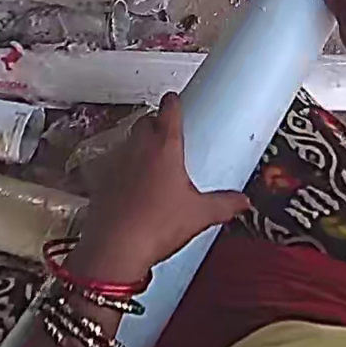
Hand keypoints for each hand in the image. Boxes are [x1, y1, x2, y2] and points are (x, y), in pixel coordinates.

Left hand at [71, 93, 248, 283]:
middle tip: (169, 133)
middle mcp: (139, 148)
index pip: (168, 110)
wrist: (115, 248)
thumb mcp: (200, 214)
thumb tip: (242, 202)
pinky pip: (115, 166)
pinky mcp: (103, 180)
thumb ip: (225, 204)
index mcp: (164, 147)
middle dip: (156, 122)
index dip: (173, 101)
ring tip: (154, 162)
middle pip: (146, 121)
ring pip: (129, 141)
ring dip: (140, 145)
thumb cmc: (156, 224)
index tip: (175, 99)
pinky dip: (125, 170)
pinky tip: (134, 187)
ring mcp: (118, 163)